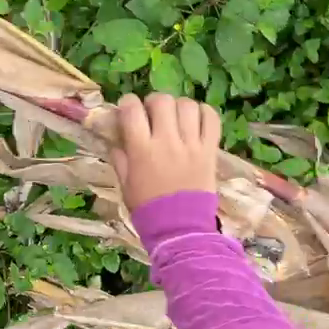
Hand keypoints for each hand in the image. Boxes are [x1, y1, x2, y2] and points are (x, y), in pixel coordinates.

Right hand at [110, 92, 221, 209]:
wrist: (180, 228)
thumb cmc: (147, 208)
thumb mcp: (125, 184)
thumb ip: (120, 159)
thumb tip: (116, 140)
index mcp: (142, 150)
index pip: (132, 110)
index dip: (127, 104)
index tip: (127, 109)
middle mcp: (167, 141)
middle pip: (161, 101)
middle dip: (153, 102)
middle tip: (152, 113)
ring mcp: (191, 144)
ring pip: (187, 106)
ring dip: (178, 106)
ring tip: (175, 116)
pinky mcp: (210, 150)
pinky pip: (211, 119)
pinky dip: (204, 113)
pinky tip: (196, 119)